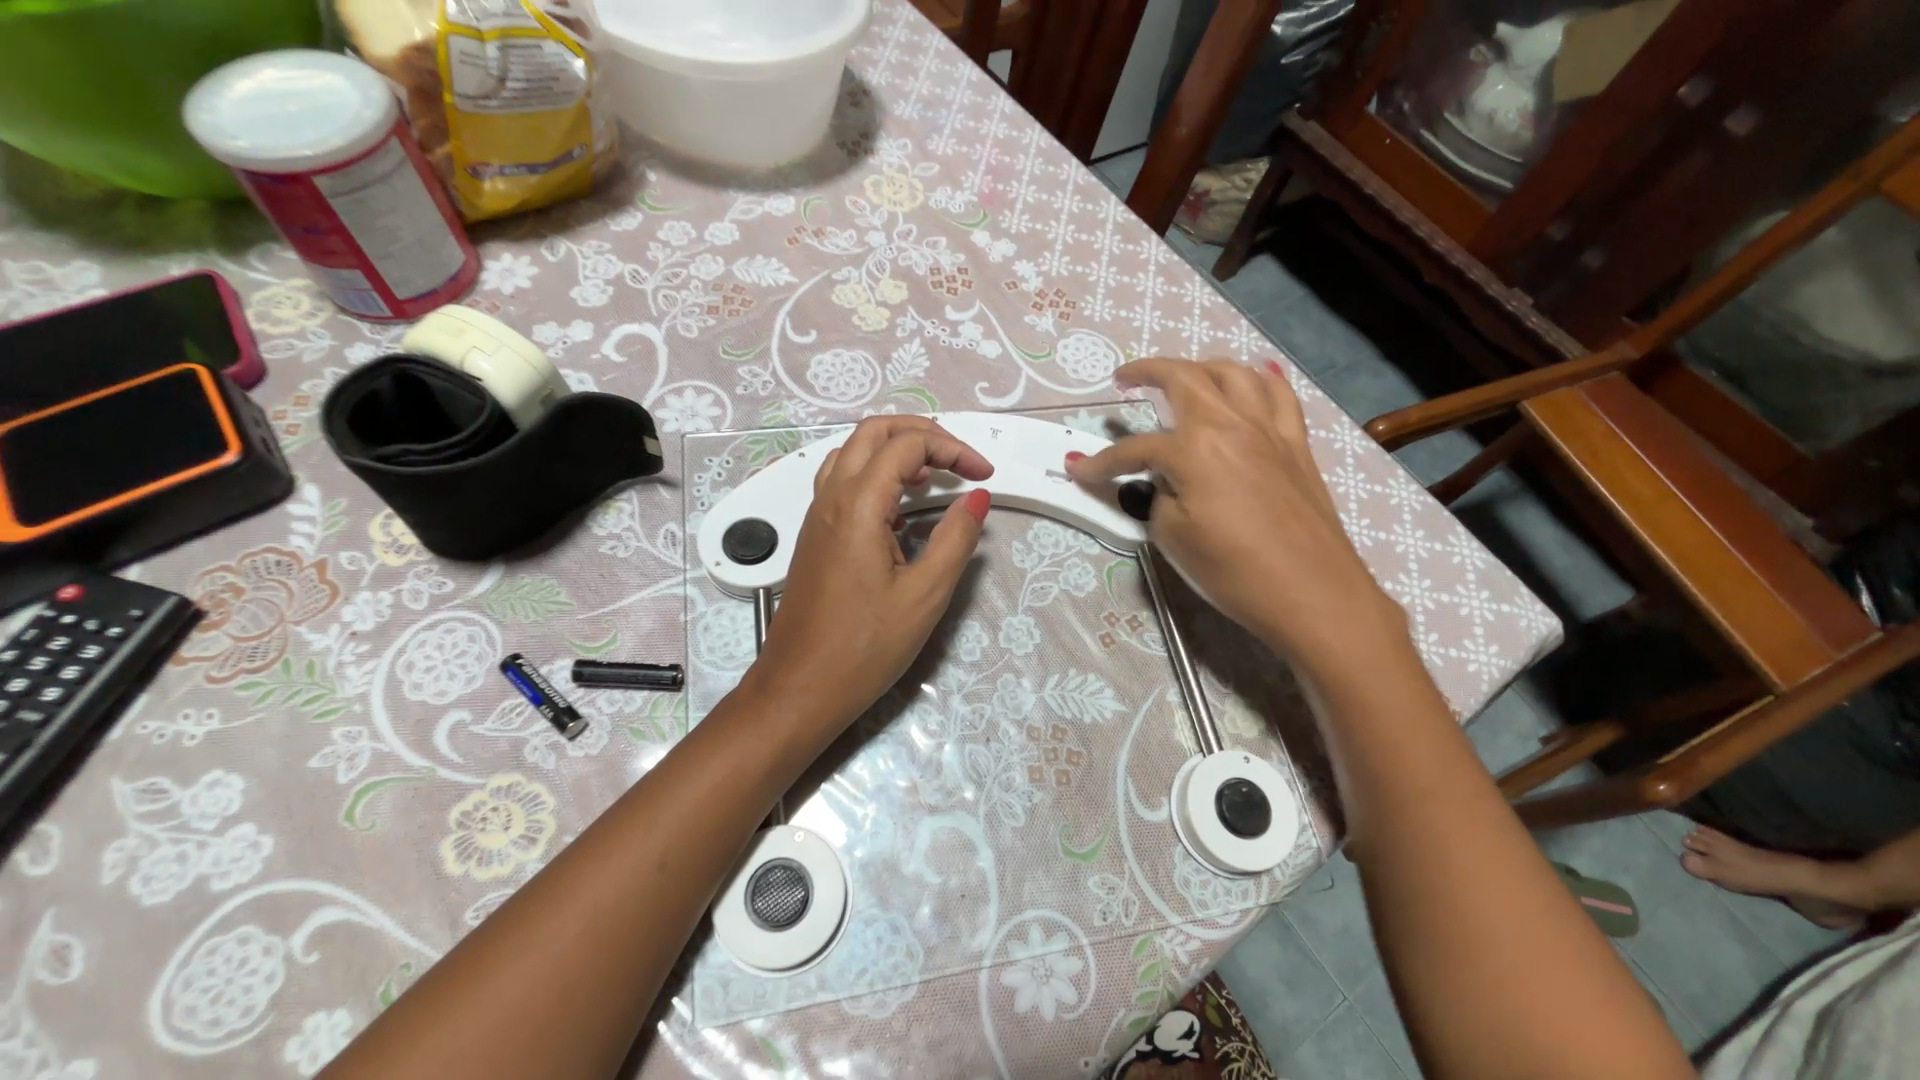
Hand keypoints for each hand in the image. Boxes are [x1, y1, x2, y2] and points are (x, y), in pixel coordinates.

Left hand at [744, 416, 993, 727]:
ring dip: (894, 451)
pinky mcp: (814, 536)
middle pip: (872, 433)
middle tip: (959, 460)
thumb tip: (978, 496)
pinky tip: (901, 511)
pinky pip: (842, 482)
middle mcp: (830, 497)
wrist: (799, 688)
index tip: (984, 477)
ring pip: (852, 453)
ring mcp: (817, 515)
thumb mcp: (925, 594)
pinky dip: (875, 476)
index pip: (907, 446)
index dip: (953, 450)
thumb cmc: (865, 647)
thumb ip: (956, 538)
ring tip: (932, 478)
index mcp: (858, 504)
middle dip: (921, 434)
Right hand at [1067, 358, 1403, 670]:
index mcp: (1195, 449)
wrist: (1313, 593)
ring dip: (1201, 367)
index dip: (1103, 462)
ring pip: (1234, 374)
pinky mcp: (1296, 445)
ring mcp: (1269, 430)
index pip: (1136, 448)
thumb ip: (1156, 499)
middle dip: (1148, 371)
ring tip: (1184, 378)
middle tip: (1124, 378)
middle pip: (1185, 378)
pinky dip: (1261, 378)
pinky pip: (1280, 395)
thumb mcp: (1174, 539)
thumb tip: (1158, 481)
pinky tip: (1253, 376)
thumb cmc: (1235, 571)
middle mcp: (1232, 424)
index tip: (1079, 471)